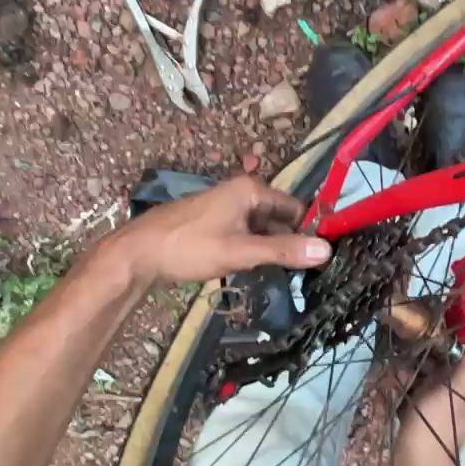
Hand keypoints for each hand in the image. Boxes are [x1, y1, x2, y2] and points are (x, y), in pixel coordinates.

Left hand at [101, 176, 331, 286]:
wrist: (138, 254)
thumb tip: (326, 250)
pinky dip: (252, 249)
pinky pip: (244, 234)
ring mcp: (225, 207)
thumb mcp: (241, 252)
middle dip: (290, 242)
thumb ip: (283, 250)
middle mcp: (240, 192)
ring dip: (270, 248)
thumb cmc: (190, 247)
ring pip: (261, 228)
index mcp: (250, 190)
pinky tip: (253, 269)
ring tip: (282, 275)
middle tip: (305, 273)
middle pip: (279, 218)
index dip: (310, 231)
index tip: (321, 258)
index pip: (296, 208)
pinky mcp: (214, 223)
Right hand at [396, 342, 464, 465]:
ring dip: (403, 377)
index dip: (441, 344)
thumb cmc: (436, 431)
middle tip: (398, 361)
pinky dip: (396, 394)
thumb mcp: (454, 394)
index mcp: (463, 389)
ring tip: (388, 379)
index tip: (422, 334)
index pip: (456, 357)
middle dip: (416, 361)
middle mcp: (450, 396)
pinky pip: (407, 399)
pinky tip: (384, 394)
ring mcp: (432, 409)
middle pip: (434, 368)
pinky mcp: (415, 420)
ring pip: (418, 382)